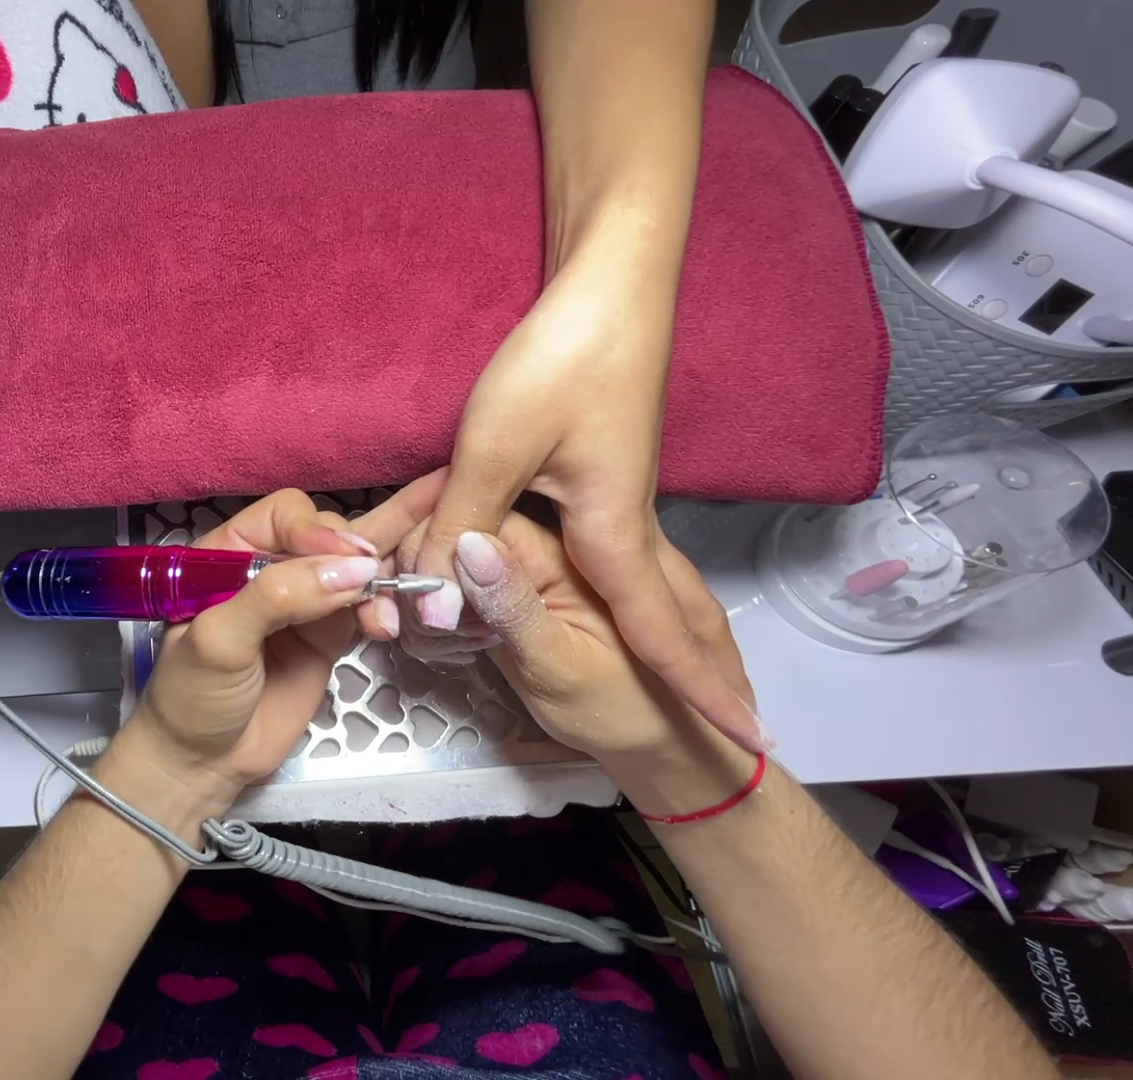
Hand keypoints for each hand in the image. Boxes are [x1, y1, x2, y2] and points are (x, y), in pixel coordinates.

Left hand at [97, 480, 443, 834]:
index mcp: (228, 553)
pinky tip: (386, 623)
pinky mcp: (327, 634)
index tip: (339, 558)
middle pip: (326, 532)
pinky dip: (383, 607)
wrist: (203, 761)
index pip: (283, 517)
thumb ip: (277, 597)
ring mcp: (302, 600)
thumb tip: (352, 571)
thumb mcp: (219, 640)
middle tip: (372, 577)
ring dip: (378, 575)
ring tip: (387, 607)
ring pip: (352, 566)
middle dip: (353, 551)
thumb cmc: (192, 696)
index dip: (314, 529)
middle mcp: (268, 566)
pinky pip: (364, 604)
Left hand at [405, 264, 769, 753]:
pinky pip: (582, 541)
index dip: (700, 687)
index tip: (751, 741)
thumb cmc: (561, 365)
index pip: (663, 627)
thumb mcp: (493, 455)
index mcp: (614, 529)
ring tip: (671, 673)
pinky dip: (571, 573)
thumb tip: (433, 611)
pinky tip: (561, 581)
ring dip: (639, 626)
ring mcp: (611, 495)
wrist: (607, 287)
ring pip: (612, 577)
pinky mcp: (591, 471)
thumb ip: (462, 532)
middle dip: (691, 668)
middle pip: (650, 611)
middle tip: (735, 724)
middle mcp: (623, 521)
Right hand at [449, 516, 757, 815]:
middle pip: (441, 533)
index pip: (472, 515)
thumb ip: (513, 605)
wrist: (651, 741)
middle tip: (428, 634)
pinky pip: (441, 590)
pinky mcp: (493, 597)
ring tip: (444, 647)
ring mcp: (507, 572)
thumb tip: (467, 541)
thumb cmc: (625, 710)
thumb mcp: (563, 664)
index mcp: (558, 548)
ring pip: (432, 562)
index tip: (422, 603)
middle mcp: (528, 547)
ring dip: (419, 605)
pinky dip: (429, 620)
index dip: (432, 549)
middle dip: (417, 583)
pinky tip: (447, 648)